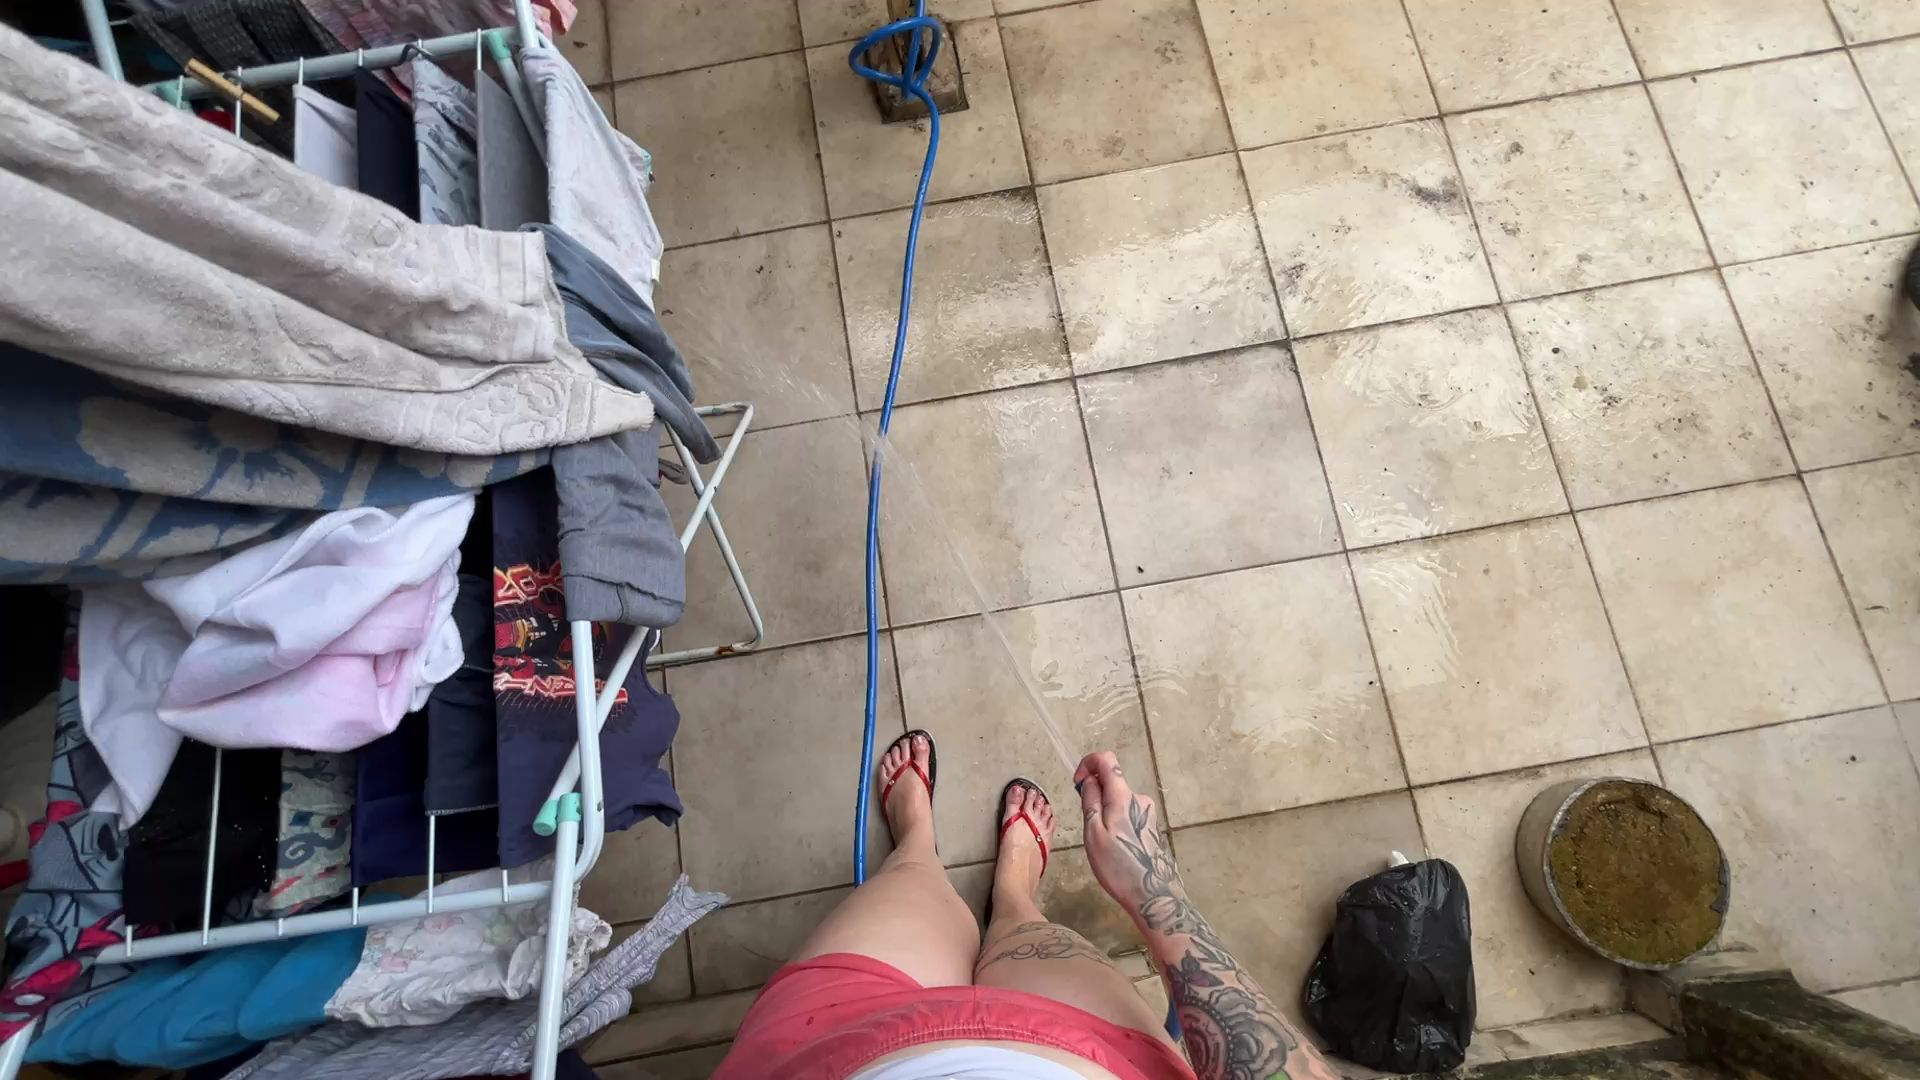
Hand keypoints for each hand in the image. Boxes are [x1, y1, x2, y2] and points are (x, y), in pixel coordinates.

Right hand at [1074, 751, 1182, 920]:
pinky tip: (1115, 850)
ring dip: (1104, 812)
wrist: (1153, 897)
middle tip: (1088, 826)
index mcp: (1123, 796)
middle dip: (1094, 795)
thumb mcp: (1093, 834)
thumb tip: (1089, 780)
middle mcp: (1139, 799)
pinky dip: (1115, 822)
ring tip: (1102, 845)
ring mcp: (1147, 813)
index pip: (1106, 760)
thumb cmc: (1118, 867)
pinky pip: (1126, 813)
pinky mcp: (1150, 827)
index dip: (1087, 764)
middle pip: (1111, 782)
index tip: (1078, 784)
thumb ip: (1090, 801)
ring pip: (1118, 800)